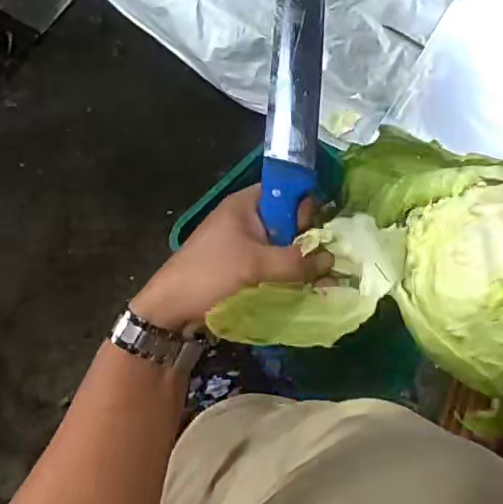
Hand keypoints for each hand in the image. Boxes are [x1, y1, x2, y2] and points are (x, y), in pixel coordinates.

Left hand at [130, 185, 331, 331]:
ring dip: (299, 263)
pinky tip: (303, 290)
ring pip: (284, 246)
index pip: (289, 191)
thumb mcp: (257, 266)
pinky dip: (287, 276)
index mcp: (247, 203)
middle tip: (323, 262)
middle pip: (290, 221)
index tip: (317, 233)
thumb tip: (332, 261)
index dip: (307, 208)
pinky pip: (274, 265)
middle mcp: (248, 218)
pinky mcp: (245, 267)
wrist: (170, 312)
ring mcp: (246, 243)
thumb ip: (297, 261)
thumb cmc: (210, 276)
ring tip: (319, 281)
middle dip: (308, 241)